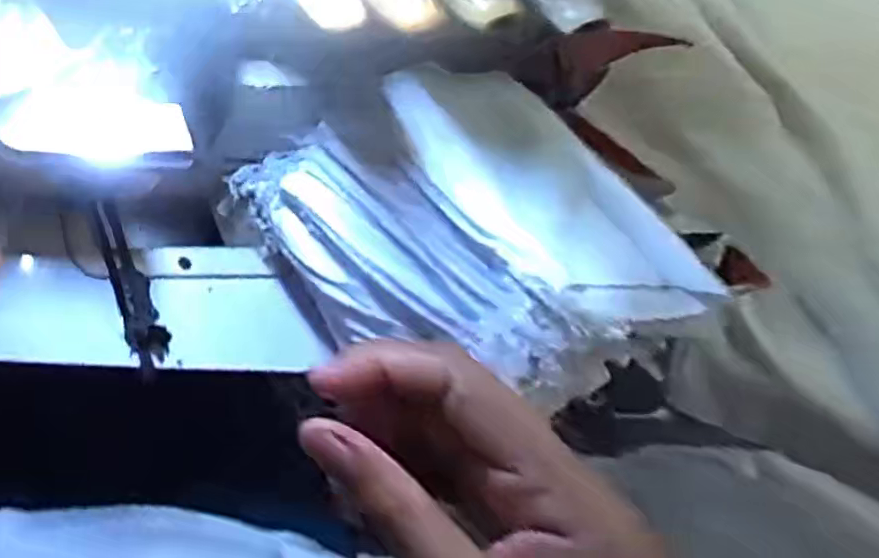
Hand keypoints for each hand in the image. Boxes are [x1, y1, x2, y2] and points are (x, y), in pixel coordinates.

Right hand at [297, 342, 663, 557]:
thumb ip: (395, 509)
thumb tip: (315, 430)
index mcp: (564, 486)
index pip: (460, 380)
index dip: (383, 365)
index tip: (319, 384)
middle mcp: (555, 469)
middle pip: (452, 391)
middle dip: (378, 391)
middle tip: (321, 418)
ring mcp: (540, 491)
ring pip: (447, 422)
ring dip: (385, 425)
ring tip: (335, 450)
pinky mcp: (523, 515)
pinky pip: (453, 462)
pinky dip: (404, 460)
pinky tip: (368, 475)